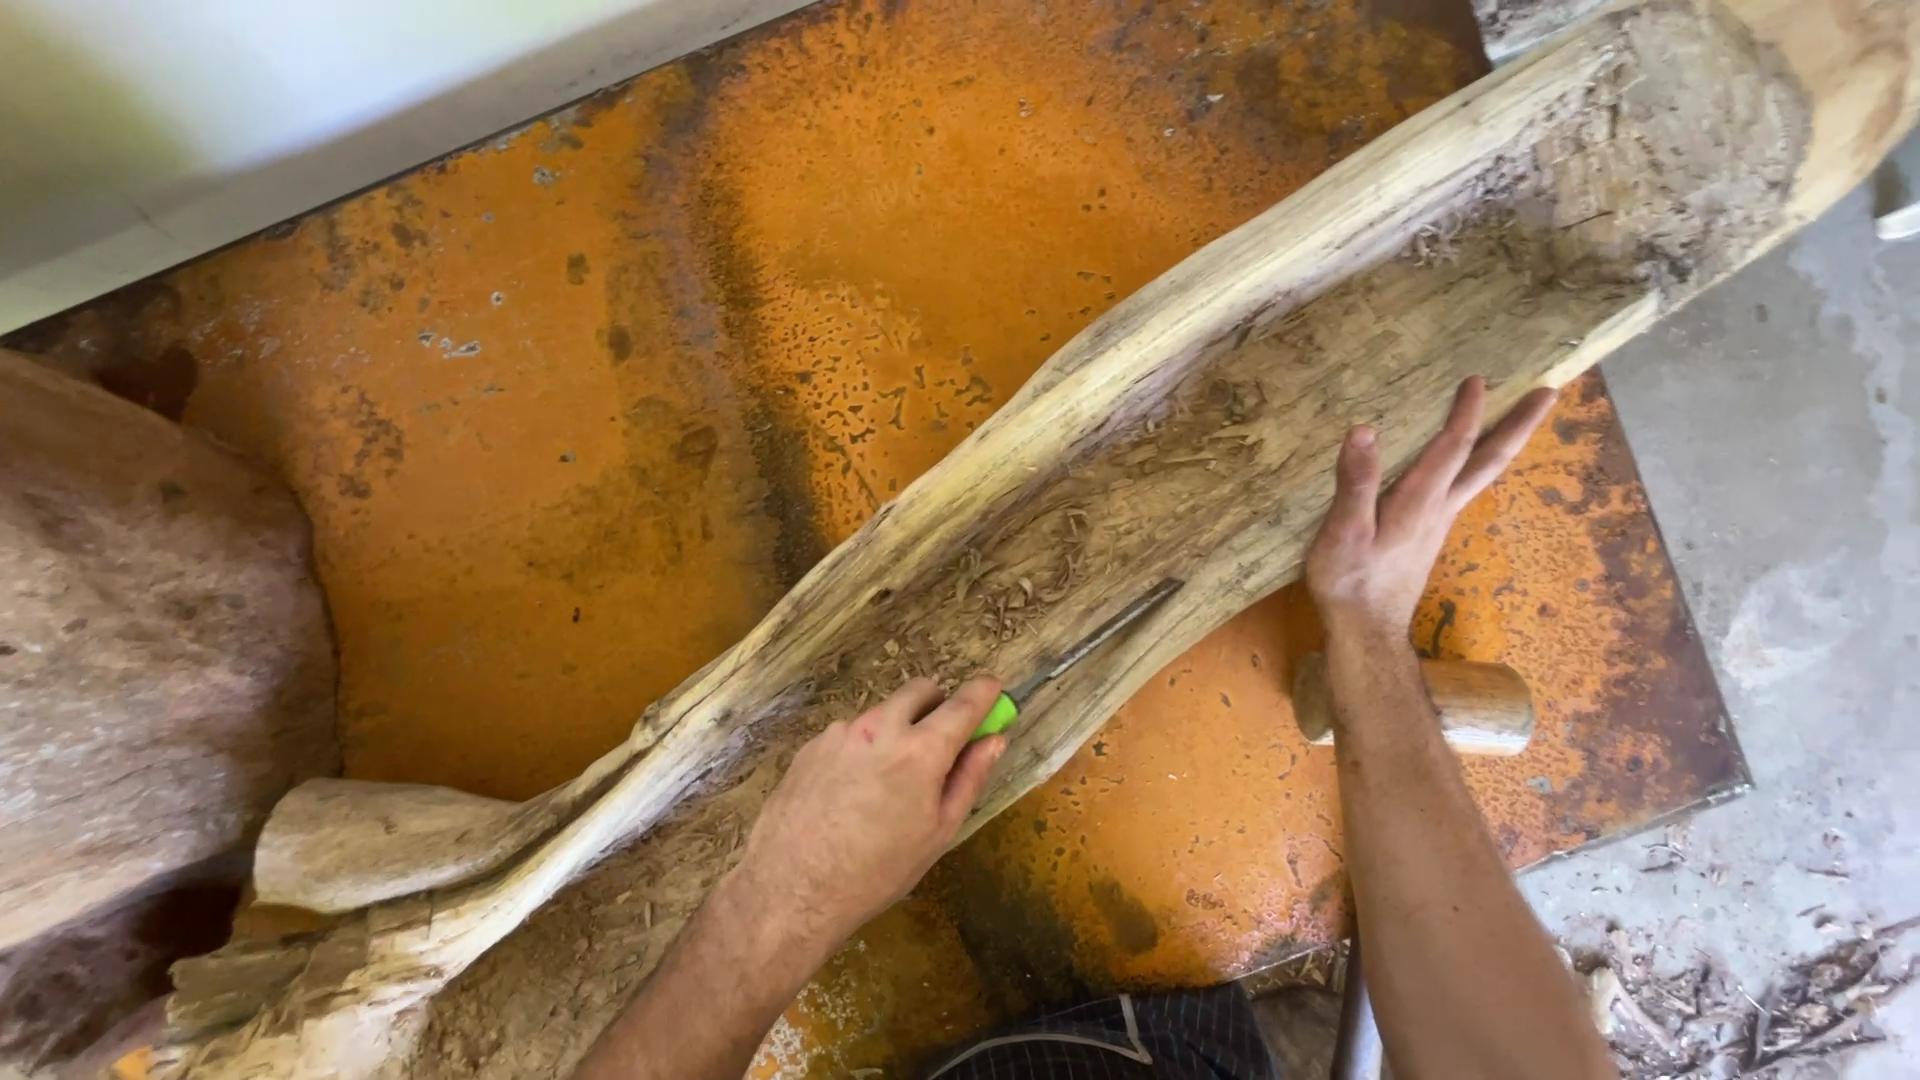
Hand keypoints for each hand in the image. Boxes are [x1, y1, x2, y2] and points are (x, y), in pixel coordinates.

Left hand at [727, 677, 1005, 953]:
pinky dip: (863, 748)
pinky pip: (851, 733)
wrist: (792, 889)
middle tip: (939, 743)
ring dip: (896, 730)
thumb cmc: (877, 871)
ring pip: (883, 712)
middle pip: (921, 691)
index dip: (984, 691)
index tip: (993, 686)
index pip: (963, 704)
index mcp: (920, 750)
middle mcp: (880, 726)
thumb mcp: (937, 833)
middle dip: (938, 705)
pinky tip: (850, 793)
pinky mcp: (813, 744)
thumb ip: (969, 778)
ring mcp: (842, 731)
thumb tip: (994, 741)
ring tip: (885, 784)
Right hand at [1305, 376, 1555, 640]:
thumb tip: (1365, 430)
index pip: (1452, 447)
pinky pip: (1461, 491)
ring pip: (1480, 477)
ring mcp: (1438, 526)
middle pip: (1488, 461)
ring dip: (1502, 444)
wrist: (1367, 629)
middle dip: (1518, 425)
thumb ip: (1356, 482)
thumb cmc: (1350, 581)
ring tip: (1518, 421)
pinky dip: (1475, 467)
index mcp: (1419, 502)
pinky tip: (1466, 468)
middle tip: (1548, 393)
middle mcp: (1439, 509)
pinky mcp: (1428, 539)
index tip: (1478, 379)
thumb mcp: (1343, 531)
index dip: (1466, 411)